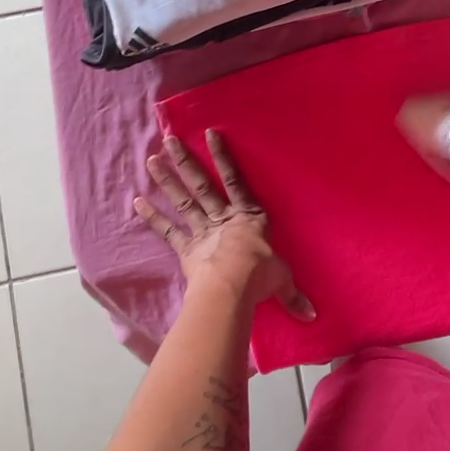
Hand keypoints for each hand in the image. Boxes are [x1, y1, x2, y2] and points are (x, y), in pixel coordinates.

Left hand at [134, 131, 315, 321]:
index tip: (209, 134)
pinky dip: (152, 217)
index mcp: (248, 218)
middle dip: (185, 161)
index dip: (222, 157)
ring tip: (150, 160)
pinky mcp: (186, 250)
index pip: (235, 180)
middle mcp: (223, 219)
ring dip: (166, 180)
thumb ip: (292, 295)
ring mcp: (202, 232)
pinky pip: (167, 231)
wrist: (233, 288)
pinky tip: (136, 201)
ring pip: (182, 200)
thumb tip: (312, 316)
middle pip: (201, 184)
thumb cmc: (260, 276)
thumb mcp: (282, 280)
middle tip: (168, 140)